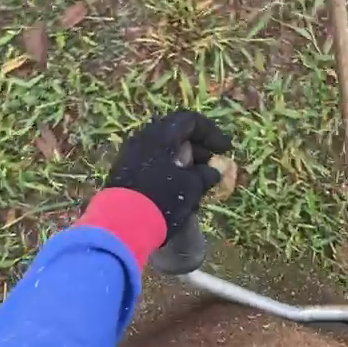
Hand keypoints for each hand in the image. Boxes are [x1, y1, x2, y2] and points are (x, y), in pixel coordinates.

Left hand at [106, 110, 232, 239]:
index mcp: (162, 135)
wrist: (122, 225)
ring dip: (183, 160)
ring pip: (163, 150)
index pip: (191, 121)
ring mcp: (130, 154)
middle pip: (176, 134)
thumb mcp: (192, 186)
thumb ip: (206, 174)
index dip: (212, 133)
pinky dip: (169, 169)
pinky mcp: (123, 171)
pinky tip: (178, 189)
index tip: (225, 150)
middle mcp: (144, 139)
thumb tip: (213, 171)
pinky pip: (152, 162)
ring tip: (197, 180)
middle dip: (197, 148)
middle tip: (211, 163)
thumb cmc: (163, 199)